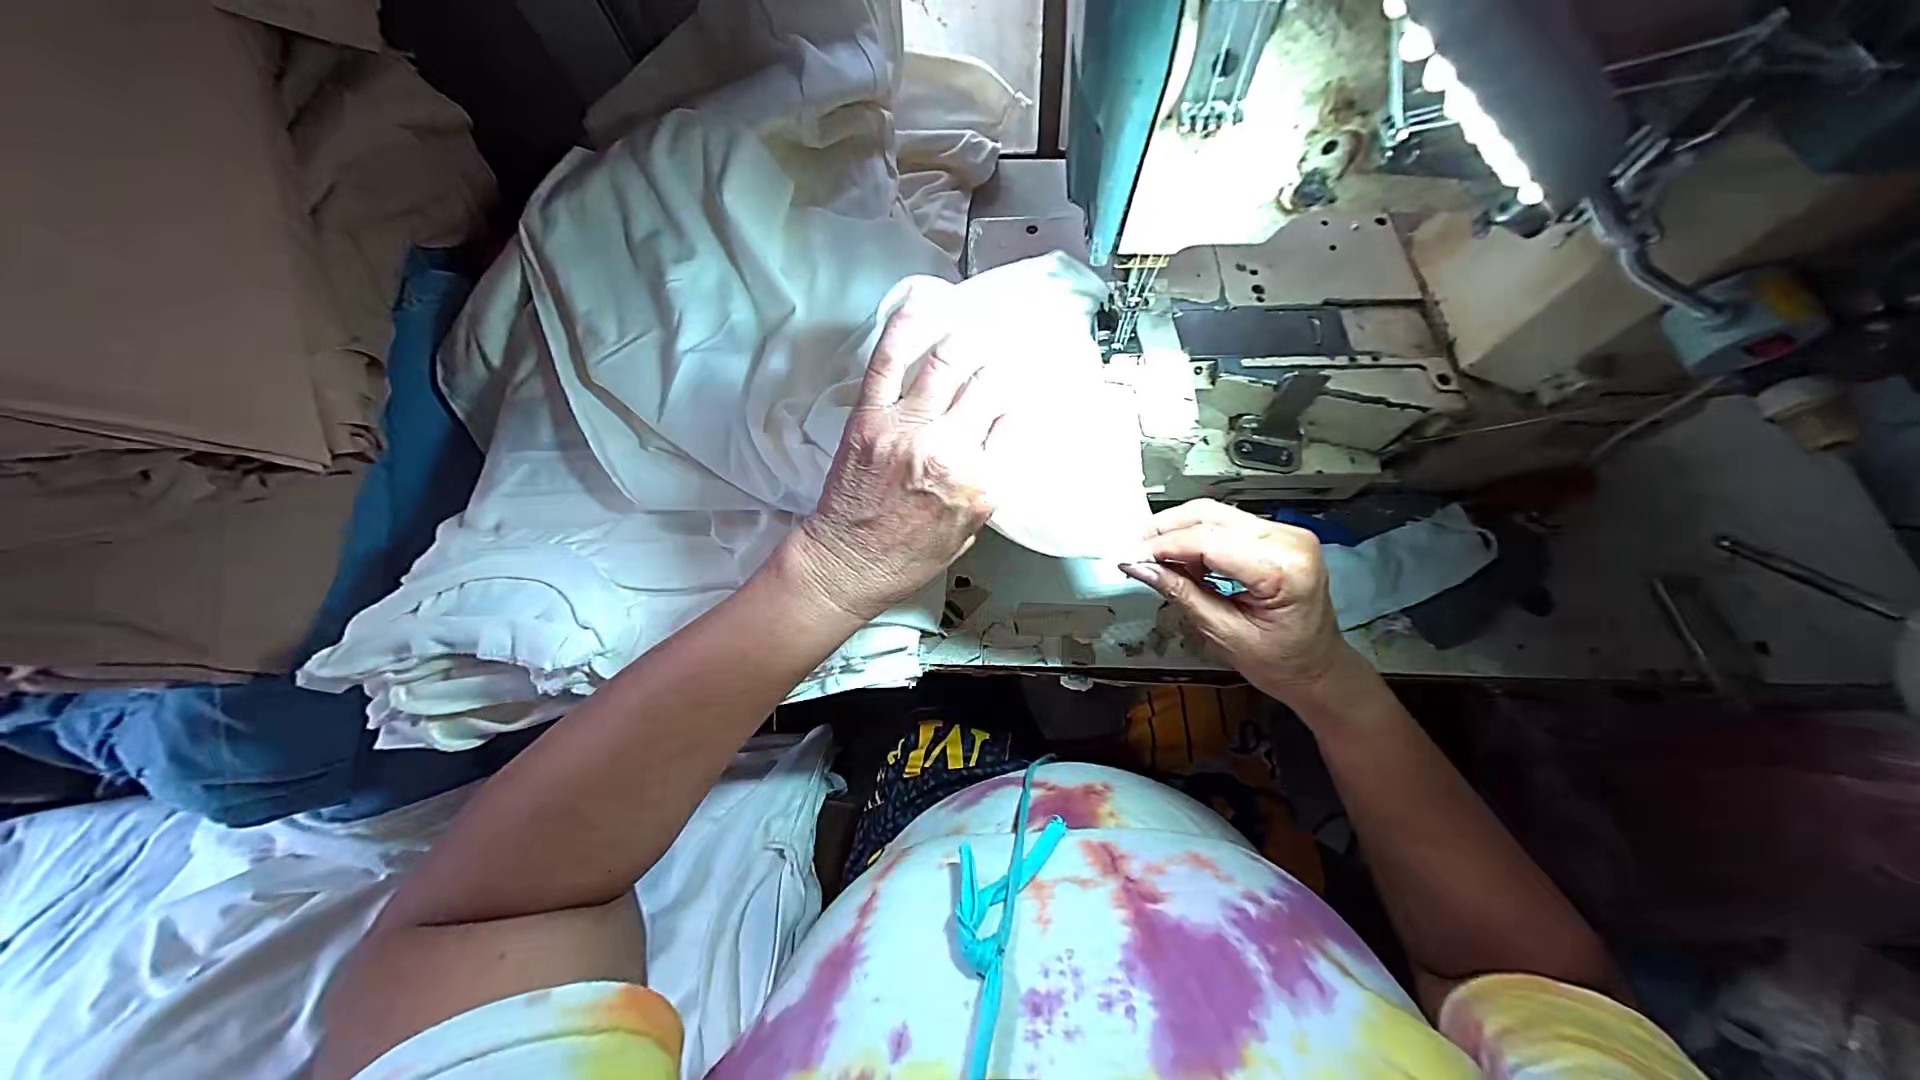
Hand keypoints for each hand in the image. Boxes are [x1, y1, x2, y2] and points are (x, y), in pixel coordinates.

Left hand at [785, 280, 1003, 621]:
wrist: (848, 564)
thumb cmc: (905, 556)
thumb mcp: (968, 530)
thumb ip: (989, 482)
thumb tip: (1000, 439)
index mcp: (979, 484)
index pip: (1013, 421)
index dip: (1018, 400)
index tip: (1017, 390)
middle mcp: (948, 451)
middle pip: (987, 384)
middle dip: (998, 366)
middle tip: (1000, 355)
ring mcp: (907, 429)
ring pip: (948, 361)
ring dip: (967, 340)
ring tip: (973, 332)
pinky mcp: (870, 418)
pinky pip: (891, 360)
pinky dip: (908, 325)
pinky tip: (925, 304)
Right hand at [1121, 499, 1360, 705]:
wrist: (1317, 668)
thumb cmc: (1282, 662)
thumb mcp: (1224, 634)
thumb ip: (1182, 593)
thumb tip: (1141, 567)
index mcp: (1286, 569)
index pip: (1210, 541)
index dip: (1164, 546)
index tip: (1131, 556)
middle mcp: (1290, 541)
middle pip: (1211, 516)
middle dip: (1166, 531)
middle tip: (1135, 552)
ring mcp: (1286, 534)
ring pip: (1215, 515)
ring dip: (1178, 532)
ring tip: (1153, 558)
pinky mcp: (1276, 535)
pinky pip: (1226, 524)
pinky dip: (1196, 537)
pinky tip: (1179, 557)